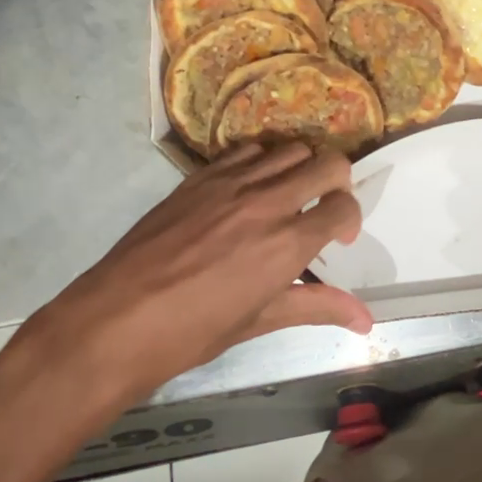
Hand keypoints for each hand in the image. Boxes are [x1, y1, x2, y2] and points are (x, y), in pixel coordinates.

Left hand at [32, 142, 372, 404]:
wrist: (115, 321)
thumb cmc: (190, 333)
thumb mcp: (259, 321)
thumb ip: (317, 307)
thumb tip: (367, 320)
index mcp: (286, 244)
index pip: (342, 207)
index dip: (350, 218)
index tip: (339, 237)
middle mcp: (267, 203)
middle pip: (328, 163)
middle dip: (338, 181)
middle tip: (323, 205)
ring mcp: (232, 183)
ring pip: (291, 148)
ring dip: (301, 167)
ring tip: (288, 193)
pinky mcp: (201, 175)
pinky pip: (248, 149)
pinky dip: (262, 160)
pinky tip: (250, 186)